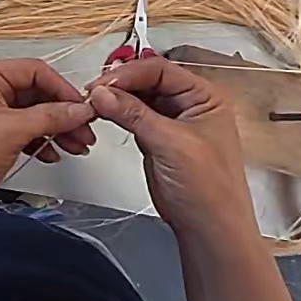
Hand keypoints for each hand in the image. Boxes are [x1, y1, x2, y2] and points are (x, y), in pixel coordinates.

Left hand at [0, 59, 97, 222]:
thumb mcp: (12, 132)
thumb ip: (50, 117)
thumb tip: (79, 109)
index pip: (34, 70)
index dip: (62, 89)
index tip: (84, 109)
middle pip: (35, 91)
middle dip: (62, 112)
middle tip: (85, 132)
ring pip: (32, 112)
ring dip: (56, 128)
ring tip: (76, 146)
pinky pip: (24, 129)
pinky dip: (41, 140)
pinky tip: (53, 154)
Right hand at [85, 56, 255, 243]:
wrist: (209, 230)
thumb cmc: (208, 188)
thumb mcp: (171, 144)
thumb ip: (134, 114)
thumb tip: (100, 91)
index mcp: (204, 96)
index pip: (159, 70)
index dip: (128, 74)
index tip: (101, 84)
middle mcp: (187, 102)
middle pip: (145, 79)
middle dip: (117, 84)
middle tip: (91, 93)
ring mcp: (169, 119)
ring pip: (134, 95)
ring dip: (112, 97)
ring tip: (91, 103)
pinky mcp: (153, 135)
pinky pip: (129, 113)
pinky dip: (113, 111)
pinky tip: (99, 112)